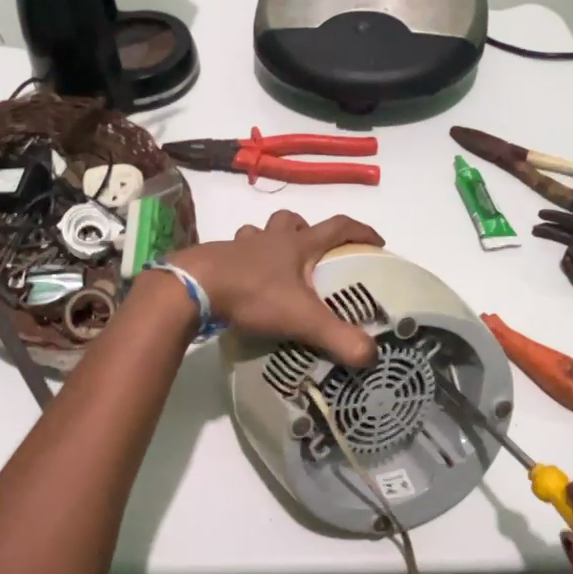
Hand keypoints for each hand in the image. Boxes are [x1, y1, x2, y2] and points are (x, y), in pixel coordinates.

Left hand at [167, 210, 381, 366]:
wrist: (195, 286)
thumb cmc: (253, 293)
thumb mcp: (301, 317)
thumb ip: (338, 336)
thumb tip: (370, 354)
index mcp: (296, 245)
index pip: (337, 226)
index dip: (360, 231)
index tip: (376, 241)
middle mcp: (269, 239)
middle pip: (291, 220)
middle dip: (306, 230)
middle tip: (314, 254)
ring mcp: (239, 246)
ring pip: (259, 232)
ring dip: (270, 242)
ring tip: (277, 269)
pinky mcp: (217, 259)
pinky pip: (235, 252)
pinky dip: (244, 263)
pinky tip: (245, 284)